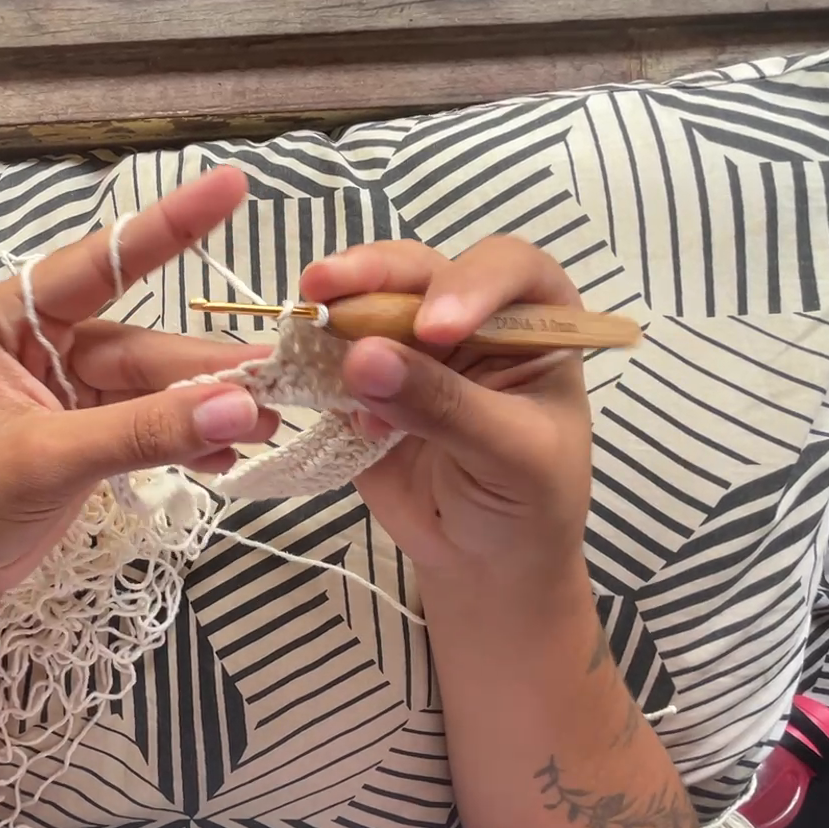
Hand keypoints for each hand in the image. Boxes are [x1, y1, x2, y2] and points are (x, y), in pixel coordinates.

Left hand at [0, 167, 278, 595]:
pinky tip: (226, 457)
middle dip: (208, 370)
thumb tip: (238, 406)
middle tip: (279, 385)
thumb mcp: (49, 457)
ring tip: (265, 427)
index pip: (101, 263)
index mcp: (14, 320)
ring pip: (156, 388)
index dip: (169, 226)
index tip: (232, 185)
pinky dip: (186, 441)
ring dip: (207, 409)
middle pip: (144, 346)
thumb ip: (142, 430)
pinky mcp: (90, 431)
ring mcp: (72, 389)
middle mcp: (47, 342)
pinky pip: (150, 425)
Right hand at [298, 237, 593, 597]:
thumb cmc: (526, 502)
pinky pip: (330, 361)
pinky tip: (300, 371)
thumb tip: (362, 357)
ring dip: (329, 311)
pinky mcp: (360, 387)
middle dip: (371, 274)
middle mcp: (465, 324)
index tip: (435, 330)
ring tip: (301, 323)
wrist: (479, 556)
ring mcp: (406, 354)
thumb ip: (442, 404)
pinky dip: (310, 362)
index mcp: (529, 325)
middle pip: (419, 273)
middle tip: (321, 285)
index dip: (469, 284)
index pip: (507, 271)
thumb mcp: (509, 454)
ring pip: (366, 308)